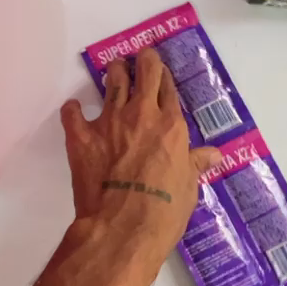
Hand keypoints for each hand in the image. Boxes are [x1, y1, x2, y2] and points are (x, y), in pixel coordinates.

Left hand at [59, 48, 219, 274]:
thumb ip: (195, 164)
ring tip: (114, 70)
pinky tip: (74, 111)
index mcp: (171, 124)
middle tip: (140, 59)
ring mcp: (109, 121)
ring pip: (112, 81)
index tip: (162, 72)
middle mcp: (141, 113)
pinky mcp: (81, 135)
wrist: (124, 226)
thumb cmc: (164, 210)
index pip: (168, 88)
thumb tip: (214, 154)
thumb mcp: (189, 187)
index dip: (165, 77)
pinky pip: (72, 112)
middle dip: (143, 61)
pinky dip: (73, 110)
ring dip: (114, 73)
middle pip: (144, 72)